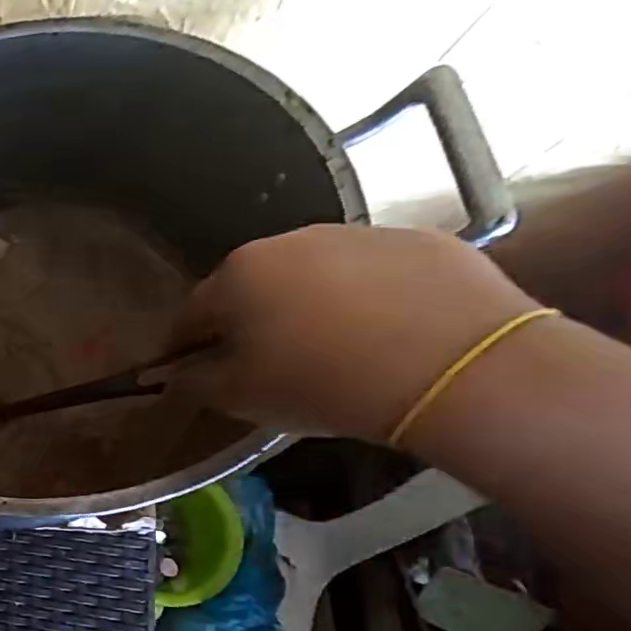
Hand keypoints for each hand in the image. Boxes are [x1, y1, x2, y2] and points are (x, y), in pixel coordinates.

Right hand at [171, 224, 542, 442]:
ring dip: (304, 306)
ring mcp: (356, 234)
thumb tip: (174, 374)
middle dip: (246, 322)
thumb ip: (193, 382)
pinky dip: (363, 299)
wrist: (456, 368)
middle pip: (250, 287)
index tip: (189, 372)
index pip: (191, 314)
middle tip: (262, 363)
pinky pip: (370, 274)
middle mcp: (289, 241)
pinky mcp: (417, 241)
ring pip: (310, 275)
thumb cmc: (322, 382)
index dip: (184, 347)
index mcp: (238, 275)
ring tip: (328, 350)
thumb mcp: (240, 397)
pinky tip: (382, 335)